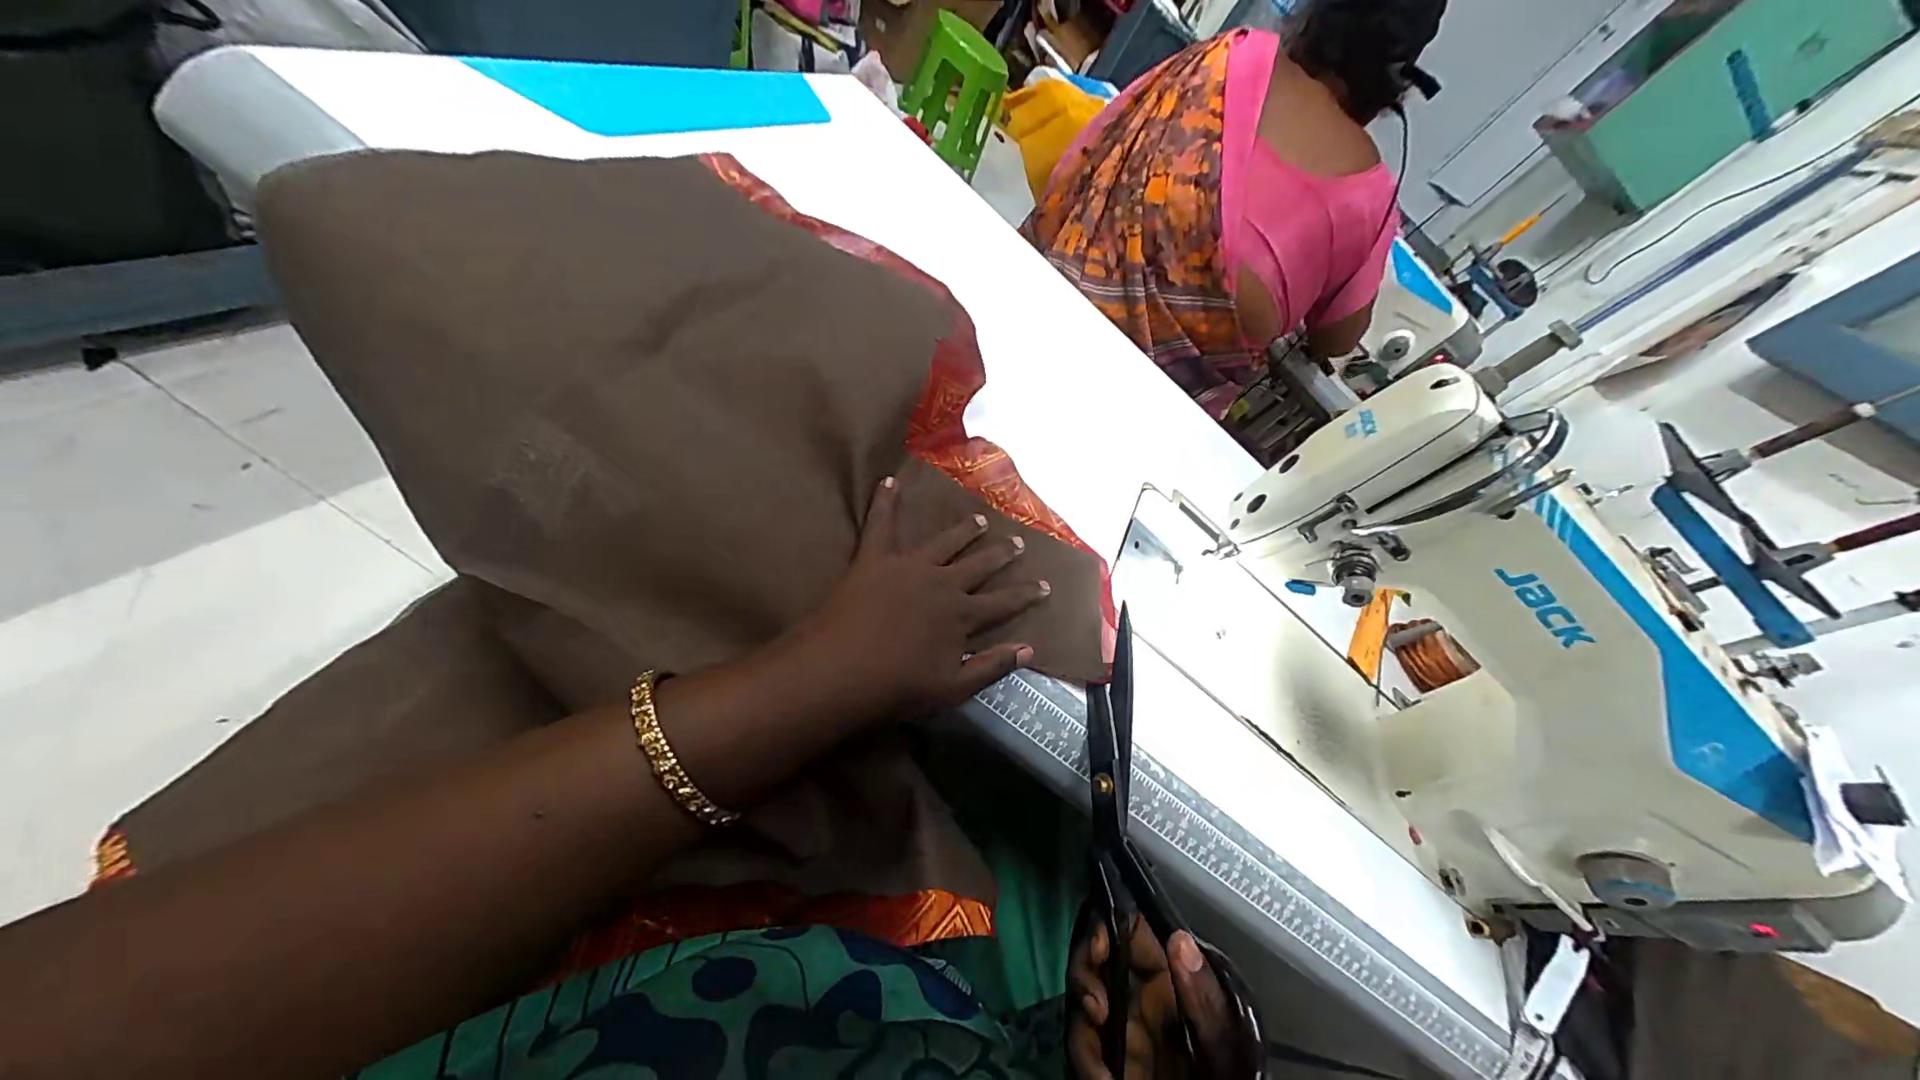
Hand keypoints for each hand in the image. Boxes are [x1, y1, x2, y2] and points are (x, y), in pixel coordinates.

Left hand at [786, 476, 1050, 720]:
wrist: (843, 671)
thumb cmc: (898, 686)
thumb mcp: (953, 688)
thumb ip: (993, 666)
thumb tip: (1030, 649)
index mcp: (962, 614)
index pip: (1004, 601)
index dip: (1026, 594)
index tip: (1045, 585)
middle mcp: (942, 583)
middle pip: (979, 564)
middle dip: (1001, 553)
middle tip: (1017, 541)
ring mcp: (909, 566)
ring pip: (944, 542)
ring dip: (964, 530)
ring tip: (979, 520)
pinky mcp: (875, 559)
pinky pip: (881, 525)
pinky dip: (884, 502)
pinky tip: (888, 481)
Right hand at [1068, 919, 1252, 1079]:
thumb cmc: (1231, 1076)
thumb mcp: (1225, 1042)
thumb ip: (1203, 997)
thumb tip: (1180, 939)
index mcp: (1171, 981)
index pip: (1131, 934)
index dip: (1107, 928)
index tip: (1097, 946)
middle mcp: (1142, 998)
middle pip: (1097, 963)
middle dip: (1084, 975)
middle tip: (1094, 1007)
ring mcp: (1125, 1031)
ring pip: (1085, 1003)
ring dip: (1081, 1027)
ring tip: (1099, 1064)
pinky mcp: (1113, 1063)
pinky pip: (1086, 1048)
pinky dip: (1086, 1062)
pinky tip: (1101, 1079)